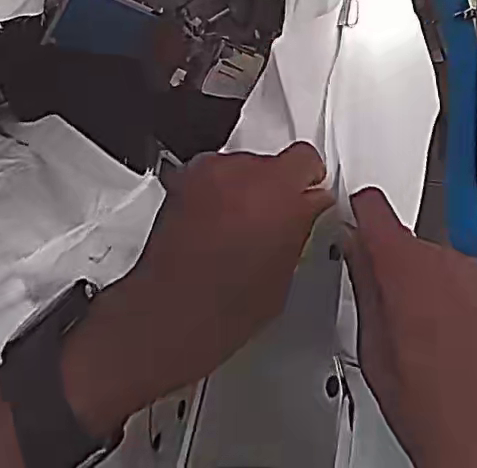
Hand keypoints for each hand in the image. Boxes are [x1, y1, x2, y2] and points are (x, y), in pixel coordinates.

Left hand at [59, 142, 333, 437]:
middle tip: (272, 221)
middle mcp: (246, 172)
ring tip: (238, 227)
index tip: (309, 193)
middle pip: (276, 162)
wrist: (166, 316)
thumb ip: (301, 225)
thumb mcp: (285, 271)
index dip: (310, 180)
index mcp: (280, 193)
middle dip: (277, 188)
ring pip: (245, 165)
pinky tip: (216, 222)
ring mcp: (214, 172)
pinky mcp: (188, 176)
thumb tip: (308, 208)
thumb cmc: (221, 309)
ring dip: (246, 187)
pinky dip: (219, 189)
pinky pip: (216, 172)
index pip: (308, 160)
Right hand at [346, 188, 476, 467]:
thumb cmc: (429, 406)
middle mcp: (441, 258)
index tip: (352, 211)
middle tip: (380, 298)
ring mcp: (470, 272)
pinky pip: (457, 272)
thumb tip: (355, 251)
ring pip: (431, 254)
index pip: (373, 207)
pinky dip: (446, 288)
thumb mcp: (371, 345)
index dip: (358, 208)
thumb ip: (362, 282)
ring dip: (420, 275)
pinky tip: (441, 330)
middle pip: (403, 235)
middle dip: (389, 258)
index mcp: (403, 265)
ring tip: (416, 328)